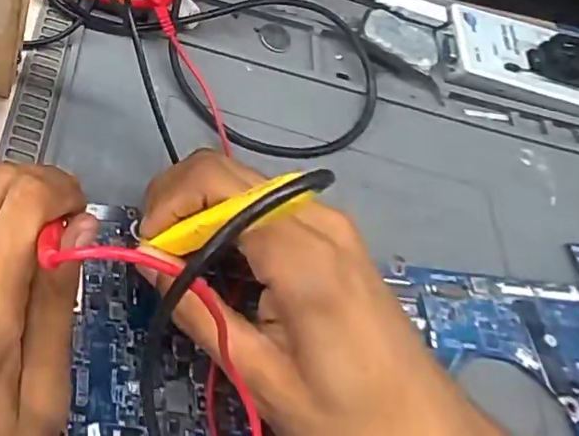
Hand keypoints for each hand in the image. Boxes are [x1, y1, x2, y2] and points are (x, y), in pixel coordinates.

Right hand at [140, 151, 497, 435]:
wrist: (432, 432)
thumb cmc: (348, 416)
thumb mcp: (262, 376)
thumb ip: (199, 309)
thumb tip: (146, 260)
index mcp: (298, 250)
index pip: (212, 183)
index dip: (167, 205)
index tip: (149, 250)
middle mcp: (312, 215)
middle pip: (220, 169)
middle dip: (174, 198)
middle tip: (155, 248)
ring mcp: (325, 216)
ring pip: (238, 180)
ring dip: (198, 206)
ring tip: (179, 256)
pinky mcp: (330, 228)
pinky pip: (261, 201)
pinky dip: (226, 216)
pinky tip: (219, 258)